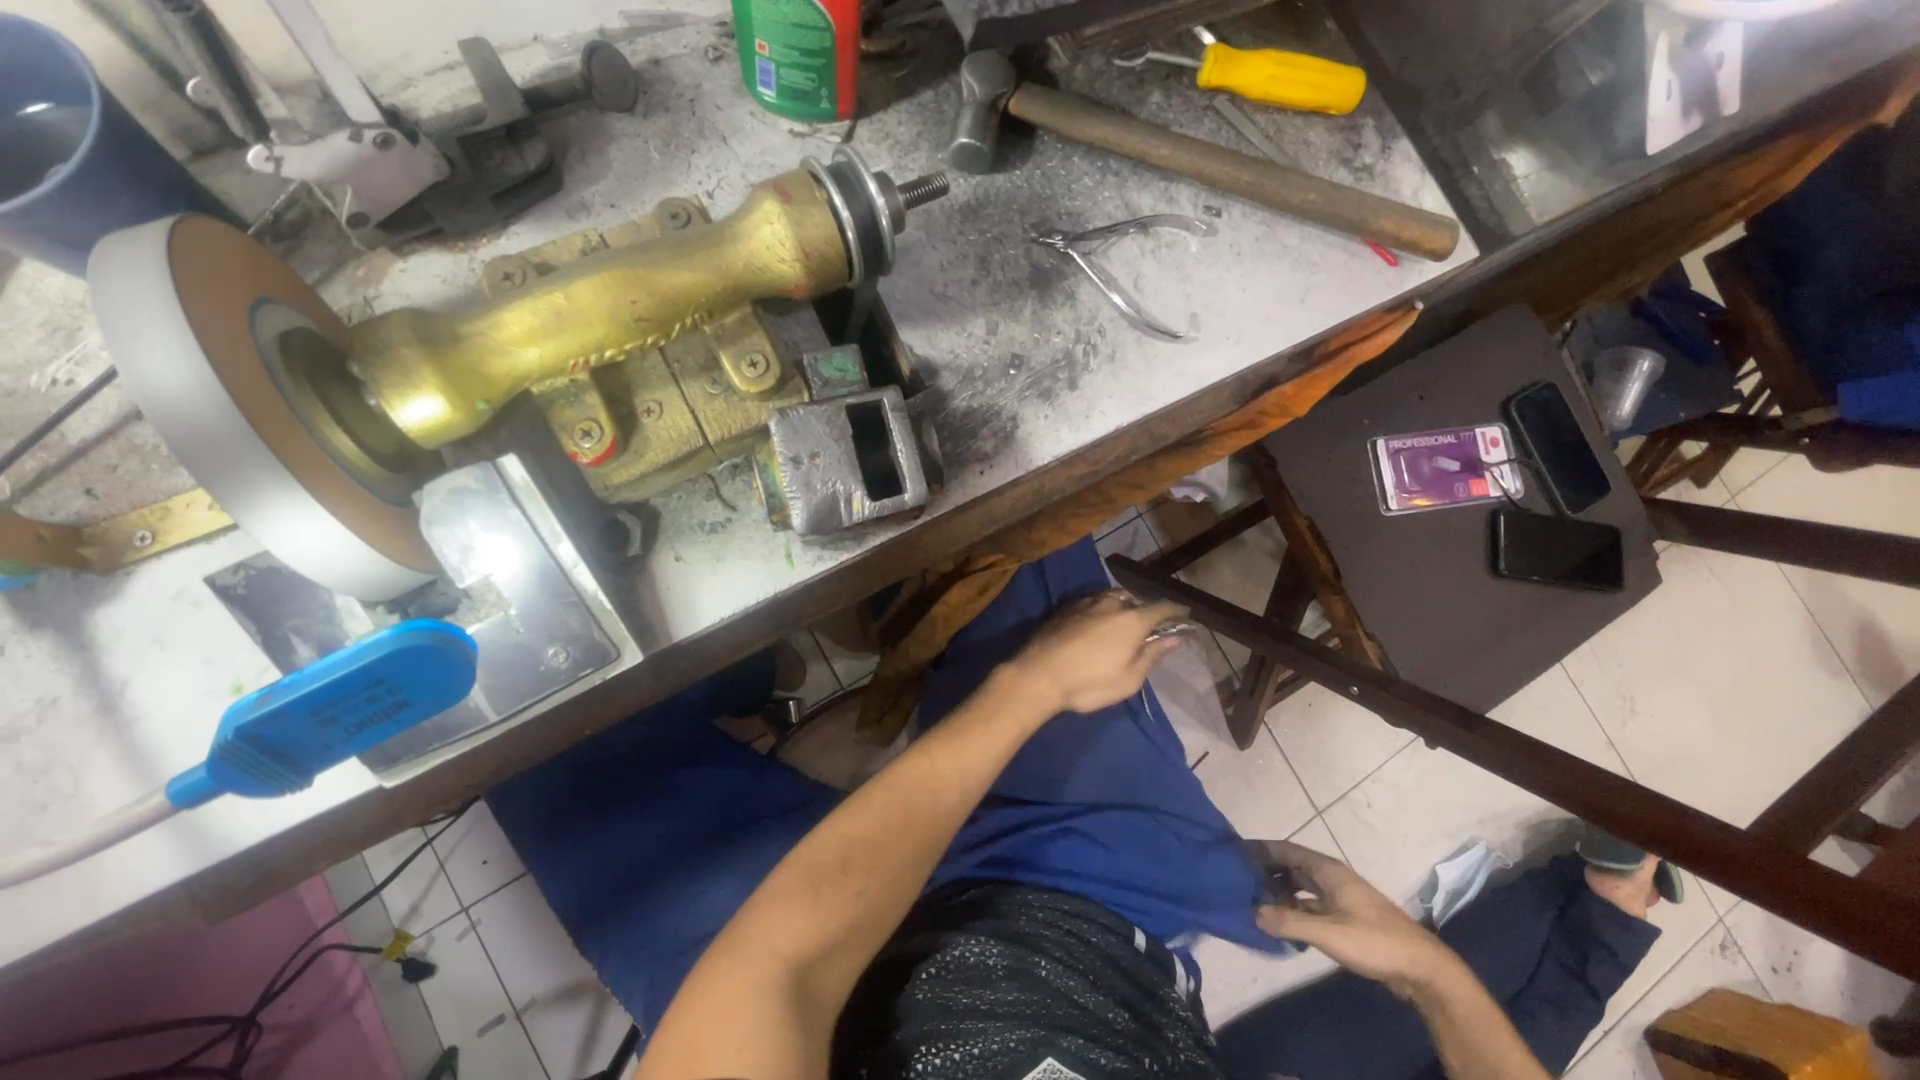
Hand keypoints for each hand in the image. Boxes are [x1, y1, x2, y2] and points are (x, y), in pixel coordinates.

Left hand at [1001, 590, 1185, 714]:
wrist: (1037, 676)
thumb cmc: (1089, 683)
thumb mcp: (1129, 678)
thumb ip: (1152, 654)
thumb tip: (1174, 638)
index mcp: (1132, 619)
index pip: (1162, 608)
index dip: (1176, 612)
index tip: (1185, 617)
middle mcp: (1111, 603)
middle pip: (1136, 600)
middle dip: (1145, 611)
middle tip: (1148, 629)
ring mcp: (1085, 602)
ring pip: (1112, 598)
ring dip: (1122, 608)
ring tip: (1121, 625)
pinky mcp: (1065, 608)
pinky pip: (1092, 603)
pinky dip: (1101, 611)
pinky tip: (1095, 626)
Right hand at [1252, 841, 1465, 999]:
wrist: (1421, 968)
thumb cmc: (1374, 941)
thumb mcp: (1328, 933)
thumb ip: (1288, 922)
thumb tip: (1252, 912)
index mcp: (1329, 871)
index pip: (1286, 850)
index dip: (1260, 849)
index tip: (1232, 851)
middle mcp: (1332, 879)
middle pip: (1292, 867)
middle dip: (1265, 870)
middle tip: (1235, 880)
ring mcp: (1340, 899)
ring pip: (1300, 887)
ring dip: (1278, 891)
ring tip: (1251, 901)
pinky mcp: (1344, 919)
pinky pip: (1309, 906)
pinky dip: (1292, 909)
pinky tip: (1279, 923)